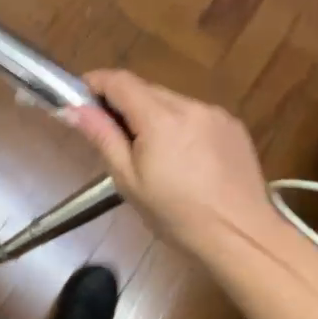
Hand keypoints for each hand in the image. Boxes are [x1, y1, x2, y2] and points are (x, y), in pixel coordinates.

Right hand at [62, 69, 275, 248]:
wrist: (243, 238)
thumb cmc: (177, 215)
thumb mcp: (128, 181)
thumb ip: (102, 137)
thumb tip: (74, 108)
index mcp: (160, 118)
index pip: (119, 81)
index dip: (95, 83)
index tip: (79, 97)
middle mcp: (189, 105)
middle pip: (145, 89)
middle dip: (124, 104)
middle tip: (112, 135)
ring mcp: (215, 114)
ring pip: (171, 102)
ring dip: (153, 115)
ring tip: (152, 153)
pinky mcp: (233, 127)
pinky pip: (195, 115)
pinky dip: (180, 125)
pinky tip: (184, 159)